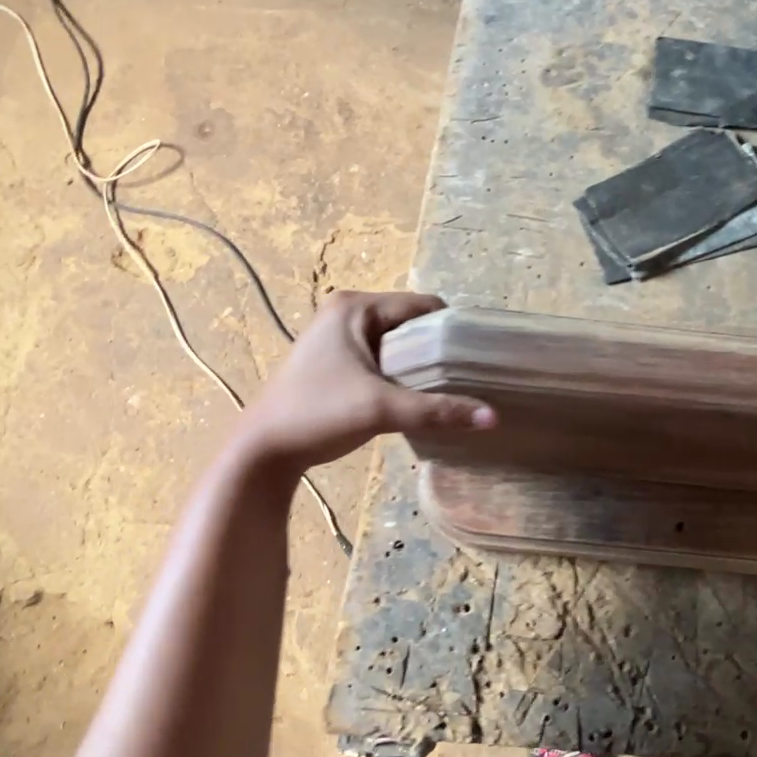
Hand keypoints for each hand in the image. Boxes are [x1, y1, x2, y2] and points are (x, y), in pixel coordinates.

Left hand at [234, 290, 494, 469]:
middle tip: (467, 378)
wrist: (263, 451)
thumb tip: (493, 418)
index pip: (421, 305)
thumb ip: (438, 410)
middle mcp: (346, 312)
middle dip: (437, 349)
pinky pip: (383, 358)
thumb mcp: (382, 409)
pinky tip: (417, 397)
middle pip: (411, 323)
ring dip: (420, 364)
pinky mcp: (335, 361)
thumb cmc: (319, 415)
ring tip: (449, 390)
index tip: (478, 357)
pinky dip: (401, 374)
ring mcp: (338, 336)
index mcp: (355, 307)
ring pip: (397, 343)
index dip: (452, 329)